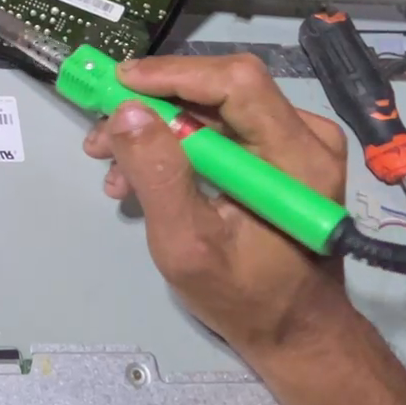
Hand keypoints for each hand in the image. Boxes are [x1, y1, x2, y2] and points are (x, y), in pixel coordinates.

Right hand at [84, 54, 352, 358]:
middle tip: (101, 133)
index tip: (117, 85)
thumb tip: (127, 112)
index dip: (173, 74)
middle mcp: (305, 136)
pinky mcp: (276, 152)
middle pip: (218, 88)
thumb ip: (158, 176)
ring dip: (153, 127)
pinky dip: (171, 141)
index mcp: (298, 157)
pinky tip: (139, 174)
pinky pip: (216, 126)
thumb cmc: (244, 297)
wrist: (292, 330)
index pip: (236, 83)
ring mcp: (293, 142)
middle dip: (151, 103)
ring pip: (209, 106)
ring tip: (110, 164)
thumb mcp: (188, 246)